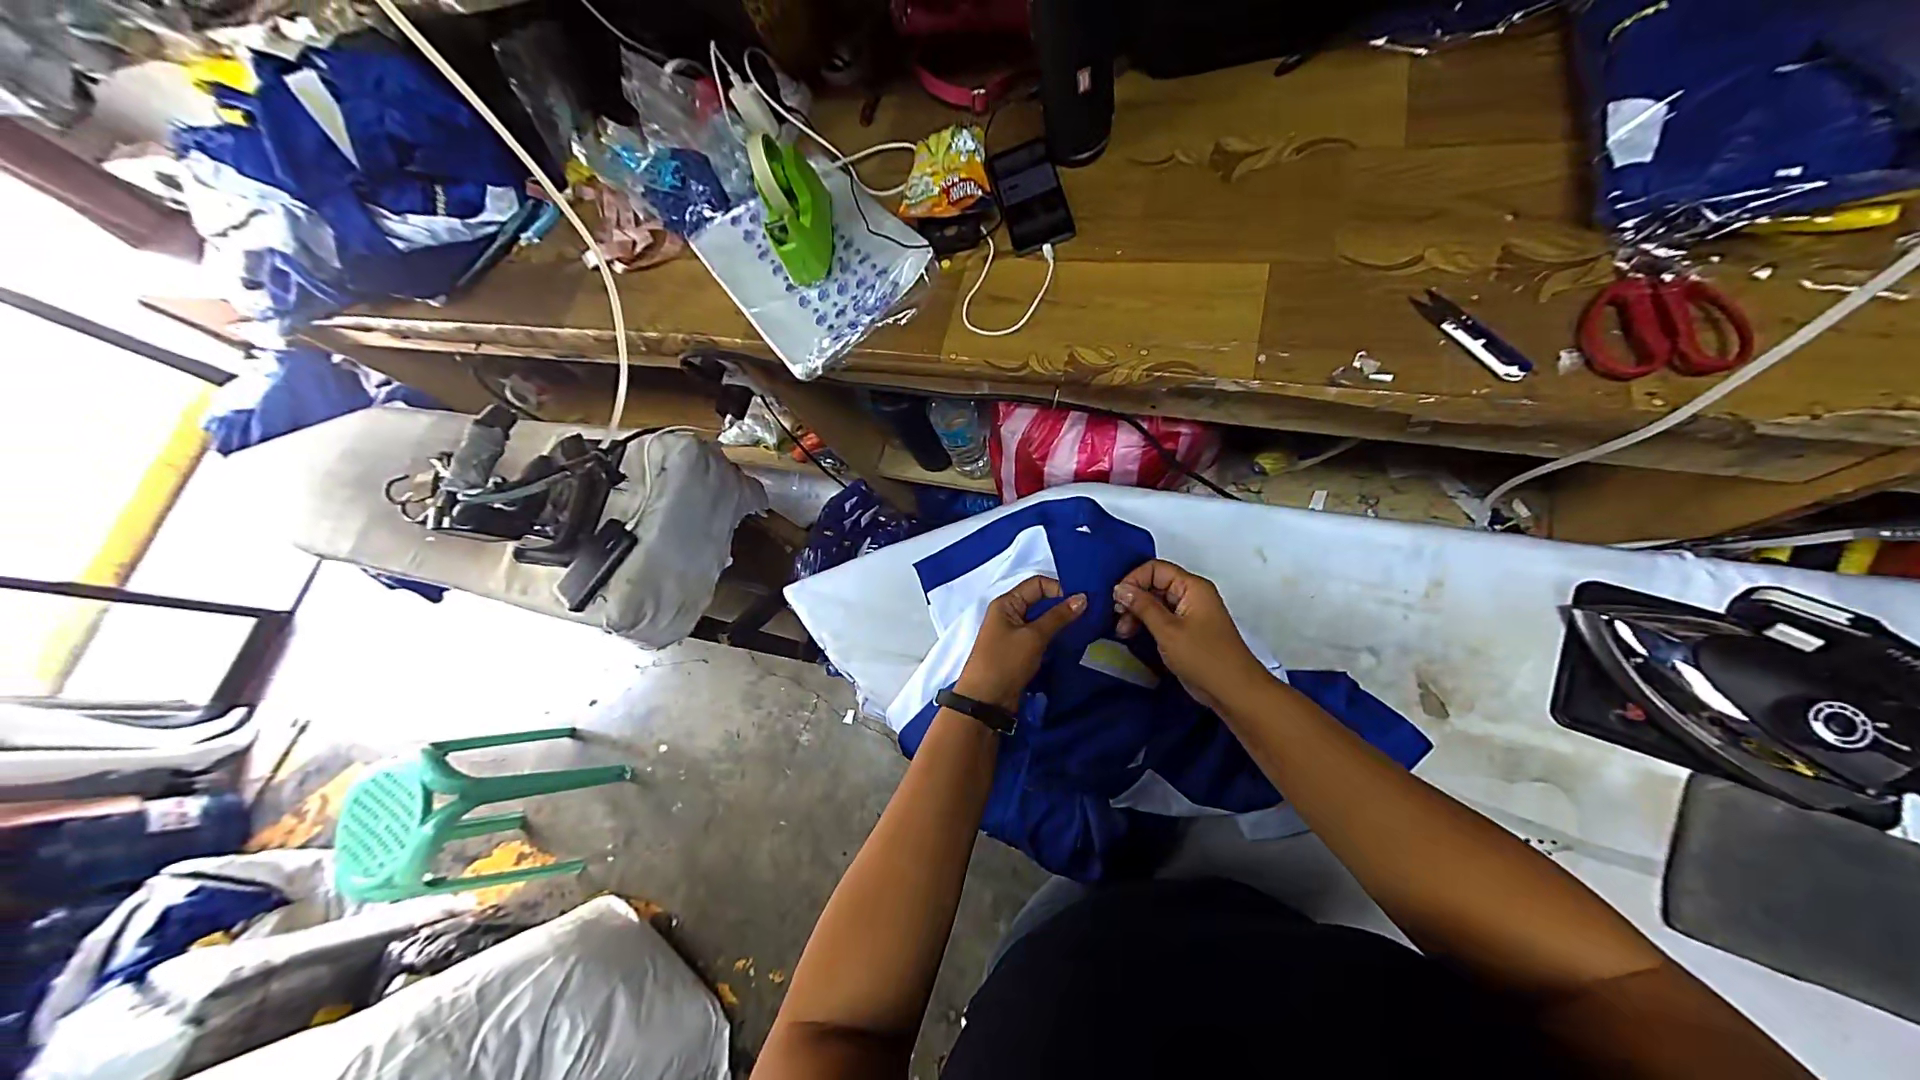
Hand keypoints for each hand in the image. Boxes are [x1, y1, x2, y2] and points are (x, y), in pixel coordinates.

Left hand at [954, 576, 1086, 709]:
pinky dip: (1055, 636)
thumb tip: (1082, 597)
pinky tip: (1073, 640)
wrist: (986, 701)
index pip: (1037, 583)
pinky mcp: (1020, 650)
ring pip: (1042, 620)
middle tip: (1091, 611)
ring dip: (1061, 622)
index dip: (1059, 588)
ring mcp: (1014, 633)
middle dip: (1063, 604)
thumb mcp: (1033, 637)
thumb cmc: (1006, 662)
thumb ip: (1058, 616)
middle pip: (1040, 600)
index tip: (1083, 600)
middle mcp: (1009, 614)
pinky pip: (1040, 636)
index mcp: (1006, 603)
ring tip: (1087, 624)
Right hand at [1112, 559, 1269, 711]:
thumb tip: (1120, 588)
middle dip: (1134, 599)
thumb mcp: (1168, 630)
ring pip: (1156, 602)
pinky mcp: (1186, 631)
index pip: (1156, 569)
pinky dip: (1146, 624)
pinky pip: (1161, 618)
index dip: (1134, 580)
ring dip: (1137, 614)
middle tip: (1118, 619)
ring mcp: (1189, 613)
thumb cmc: (1203, 657)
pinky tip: (1133, 636)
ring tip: (1123, 632)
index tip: (1116, 600)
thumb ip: (1143, 606)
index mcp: (1192, 587)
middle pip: (1155, 584)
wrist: (1233, 691)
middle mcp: (1191, 595)